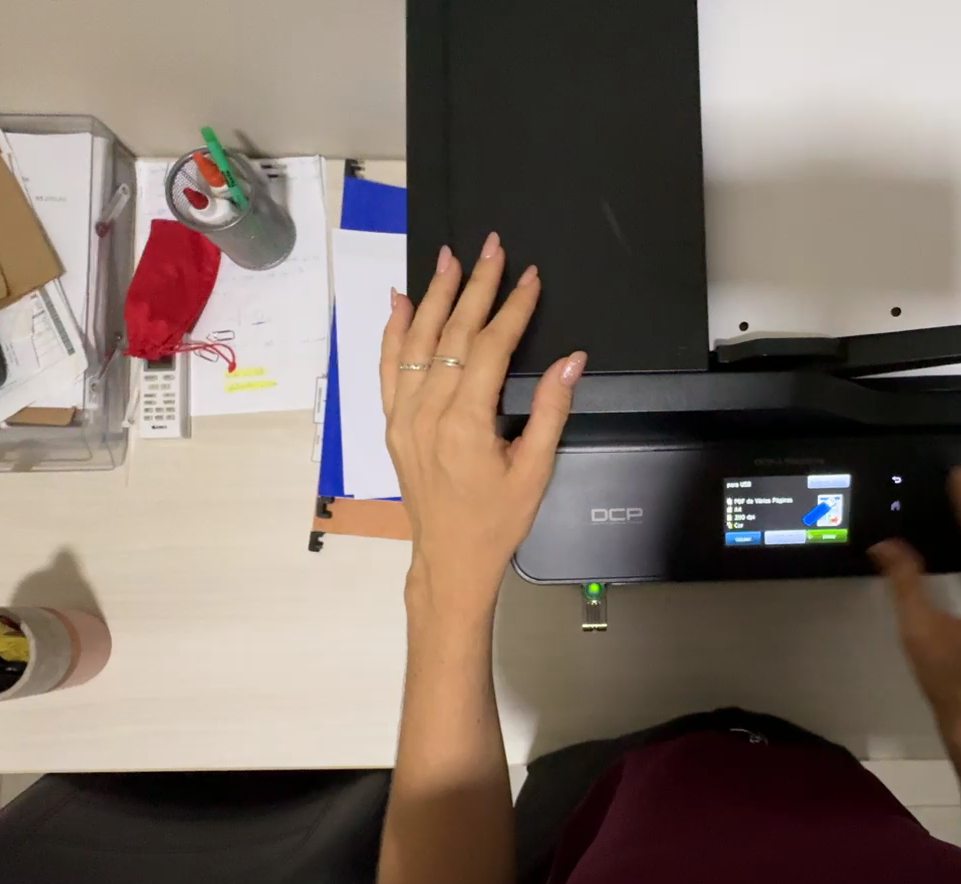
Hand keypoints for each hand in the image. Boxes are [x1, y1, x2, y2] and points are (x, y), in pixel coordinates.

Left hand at [381, 233, 585, 619]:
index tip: (530, 278)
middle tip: (491, 248)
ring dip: (434, 296)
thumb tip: (571, 360)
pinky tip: (401, 303)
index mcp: (465, 422)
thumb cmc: (497, 521)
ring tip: (448, 259)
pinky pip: (388, 367)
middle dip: (474, 287)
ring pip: (416, 342)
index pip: (490, 347)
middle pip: (452, 334)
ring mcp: (403, 415)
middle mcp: (427, 411)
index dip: (513, 308)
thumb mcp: (535, 470)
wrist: (450, 558)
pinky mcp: (392, 423)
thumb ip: (551, 410)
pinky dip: (394, 332)